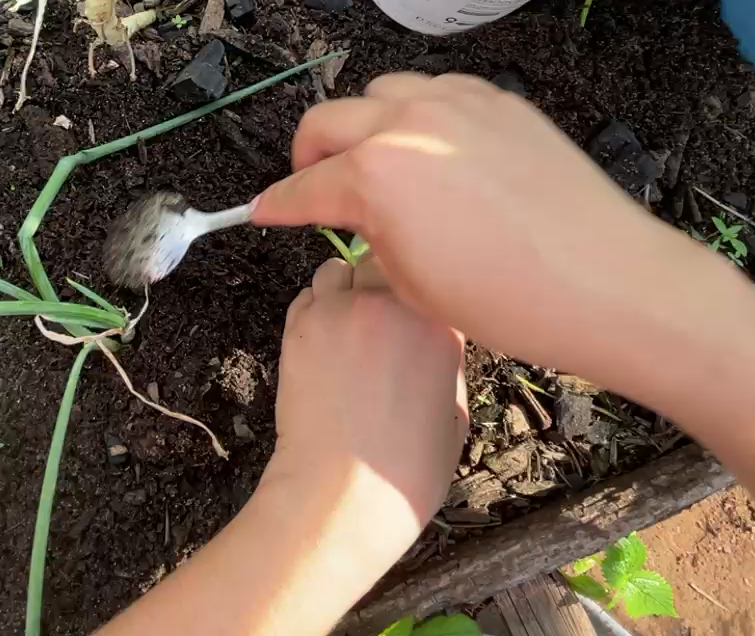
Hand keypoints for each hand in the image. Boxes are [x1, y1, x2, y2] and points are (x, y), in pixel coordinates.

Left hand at [96, 259, 466, 635]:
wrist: (340, 495)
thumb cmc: (407, 469)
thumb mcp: (455, 416)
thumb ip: (446, 360)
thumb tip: (433, 336)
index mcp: (437, 325)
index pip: (430, 275)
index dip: (422, 290)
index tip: (417, 310)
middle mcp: (387, 305)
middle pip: (384, 259)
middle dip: (384, 280)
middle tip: (383, 316)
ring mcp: (338, 309)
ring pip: (340, 269)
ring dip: (346, 288)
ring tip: (349, 326)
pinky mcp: (299, 324)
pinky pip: (308, 295)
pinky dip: (317, 308)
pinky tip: (324, 341)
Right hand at [253, 73, 754, 408]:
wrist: (611, 283)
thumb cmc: (507, 302)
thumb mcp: (411, 285)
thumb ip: (367, 235)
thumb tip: (359, 217)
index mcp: (374, 175)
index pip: (303, 189)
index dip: (277, 206)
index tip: (263, 211)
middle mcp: (403, 122)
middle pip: (324, 121)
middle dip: (307, 156)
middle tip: (316, 188)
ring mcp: (453, 100)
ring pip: (378, 93)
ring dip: (363, 126)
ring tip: (380, 163)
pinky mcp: (495, 98)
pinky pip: (433, 91)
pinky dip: (416, 115)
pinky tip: (435, 151)